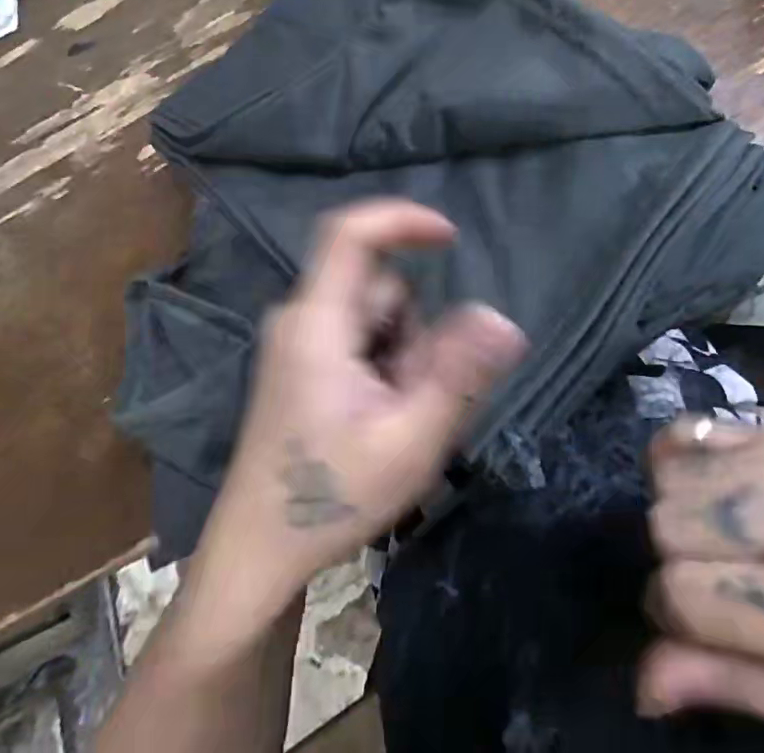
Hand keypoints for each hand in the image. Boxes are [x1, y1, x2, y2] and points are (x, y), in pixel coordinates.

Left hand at [190, 200, 526, 636]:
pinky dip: (382, 366)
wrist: (260, 543)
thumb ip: (458, 375)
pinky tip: (375, 418)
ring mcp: (295, 340)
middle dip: (415, 332)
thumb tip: (504, 320)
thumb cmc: (331, 496)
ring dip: (402, 355)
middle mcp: (299, 317)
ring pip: (372, 316)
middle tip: (415, 401)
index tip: (451, 238)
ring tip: (392, 418)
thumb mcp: (410, 440)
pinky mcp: (298, 361)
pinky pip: (356, 338)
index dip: (401, 220)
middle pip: (376, 287)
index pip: (349, 233)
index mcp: (316, 321)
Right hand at [638, 420, 763, 749]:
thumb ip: (731, 684)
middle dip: (674, 564)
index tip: (704, 635)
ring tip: (718, 544)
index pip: (679, 595)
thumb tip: (642, 688)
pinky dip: (677, 457)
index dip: (675, 622)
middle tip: (718, 589)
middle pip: (664, 526)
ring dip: (674, 514)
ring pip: (667, 479)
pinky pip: (688, 430)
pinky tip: (705, 490)